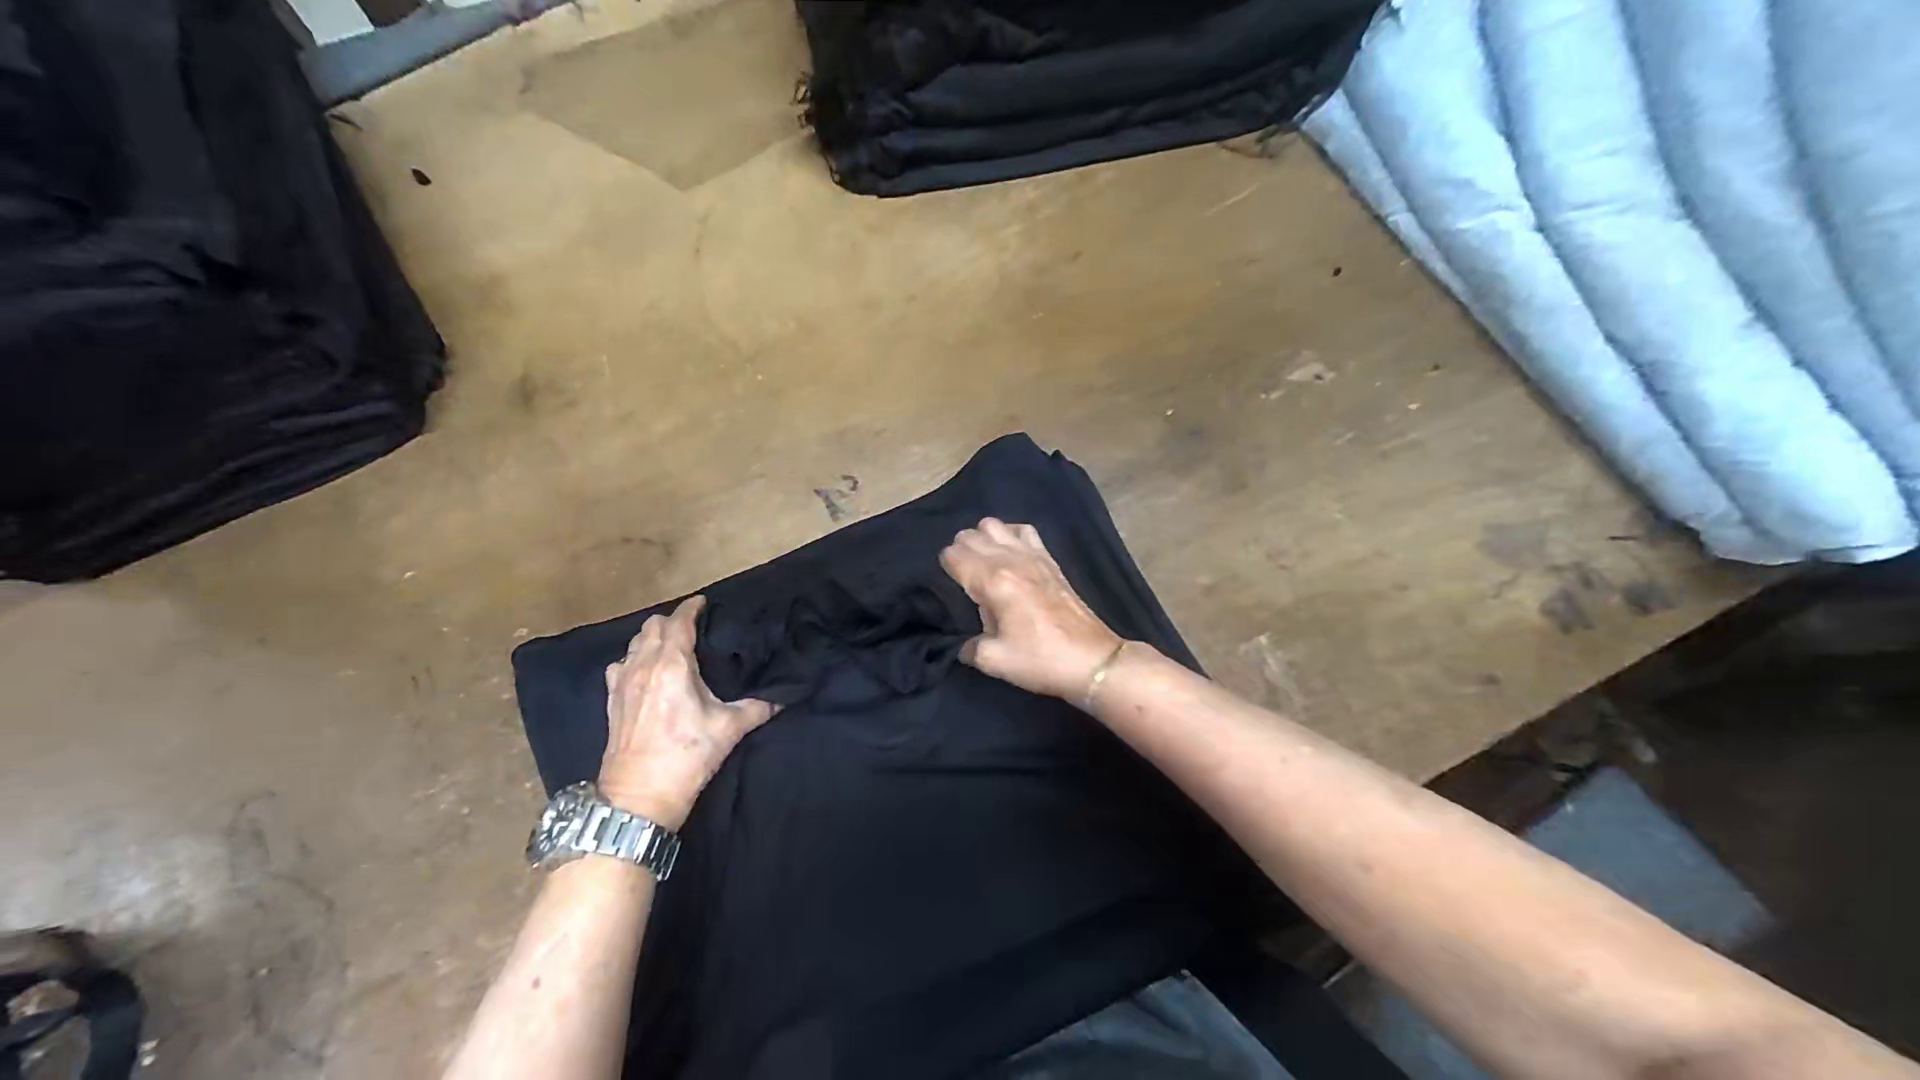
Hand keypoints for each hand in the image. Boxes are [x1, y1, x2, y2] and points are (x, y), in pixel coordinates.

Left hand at [598, 596, 778, 829]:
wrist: (639, 798)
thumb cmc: (686, 757)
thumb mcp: (729, 729)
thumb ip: (757, 708)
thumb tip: (784, 698)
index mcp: (672, 665)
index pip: (678, 623)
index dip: (692, 608)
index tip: (704, 602)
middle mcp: (643, 667)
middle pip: (650, 627)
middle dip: (671, 622)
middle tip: (692, 627)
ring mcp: (622, 684)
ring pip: (632, 644)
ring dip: (650, 638)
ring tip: (670, 646)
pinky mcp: (611, 702)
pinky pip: (619, 666)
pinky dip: (633, 659)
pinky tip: (644, 673)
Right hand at [939, 518, 1124, 700]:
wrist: (1092, 660)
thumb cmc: (1041, 660)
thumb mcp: (995, 661)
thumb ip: (970, 648)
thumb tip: (964, 644)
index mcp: (993, 580)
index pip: (953, 553)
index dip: (946, 568)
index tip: (951, 589)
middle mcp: (1010, 559)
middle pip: (970, 534)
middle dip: (960, 552)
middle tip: (964, 581)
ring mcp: (1033, 554)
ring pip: (994, 525)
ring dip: (983, 540)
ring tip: (985, 566)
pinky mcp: (1050, 559)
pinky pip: (1023, 530)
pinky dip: (1010, 535)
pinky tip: (1011, 557)